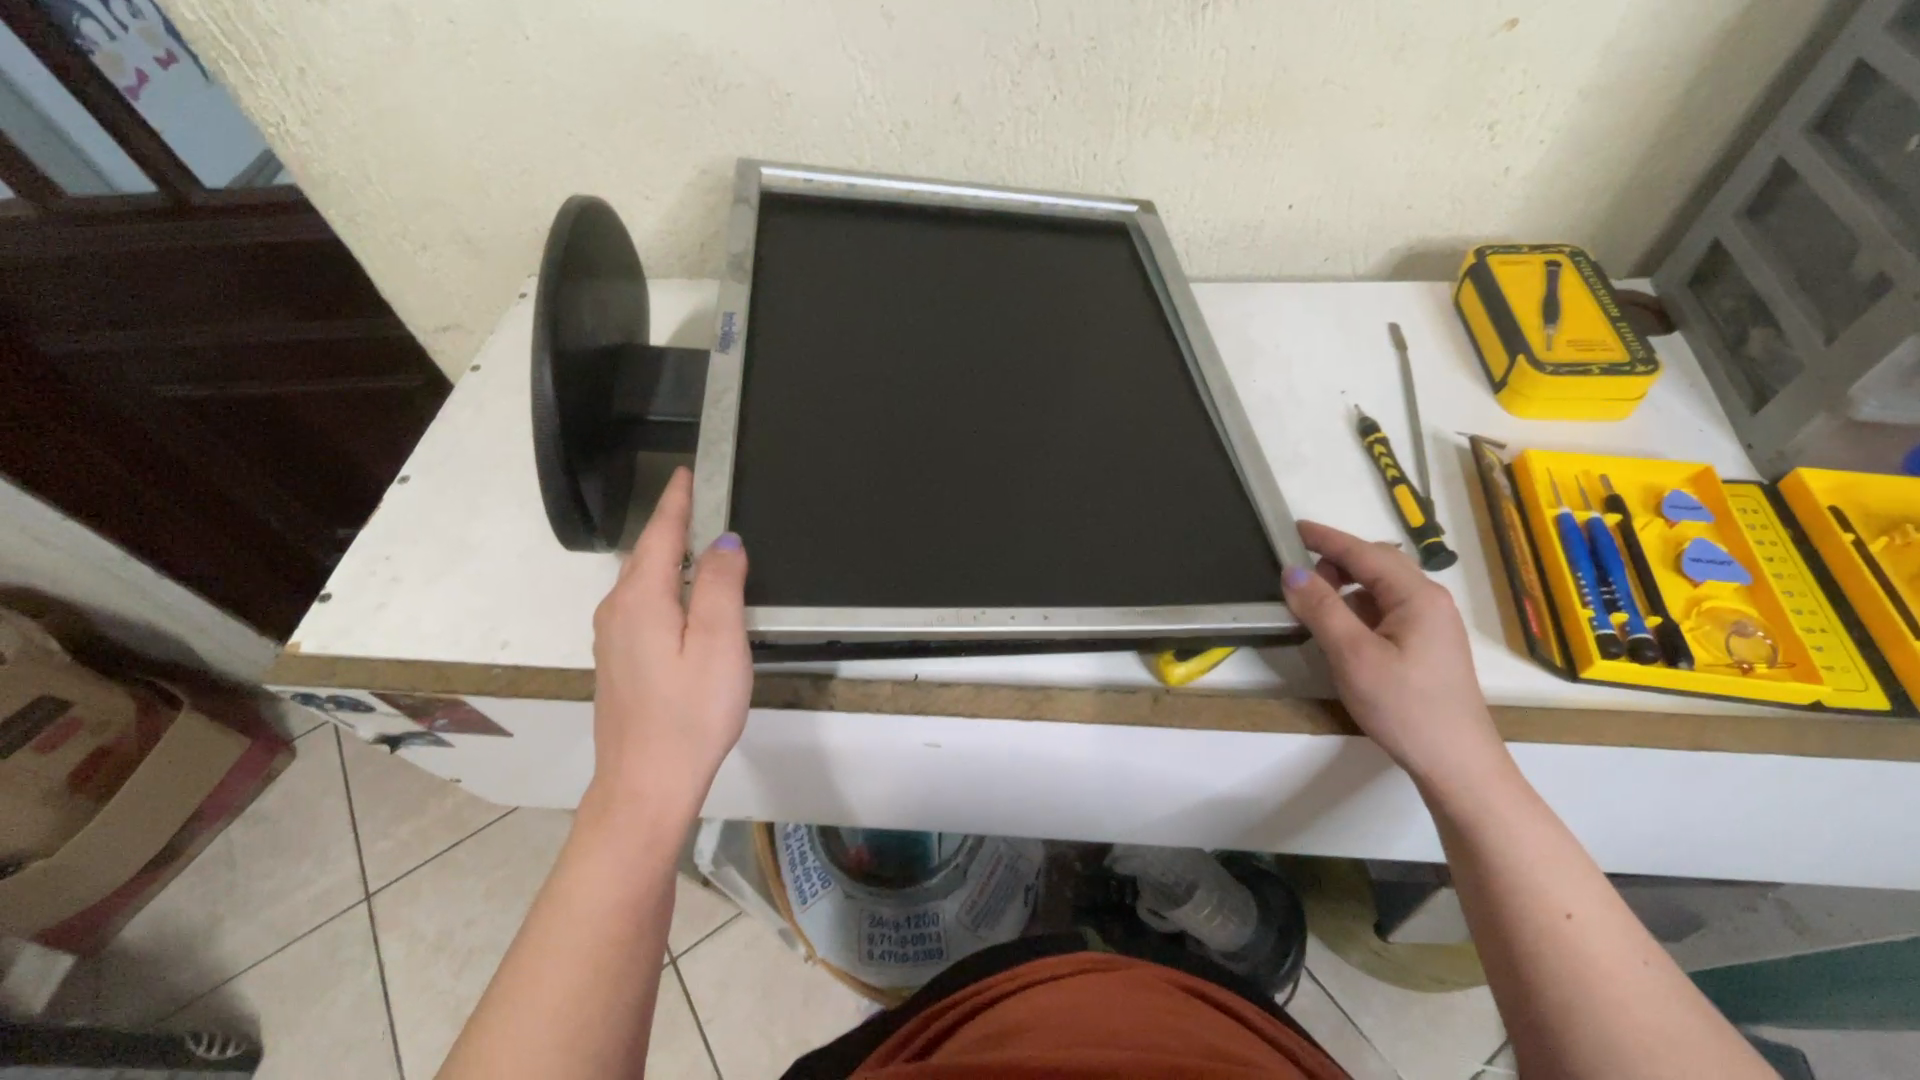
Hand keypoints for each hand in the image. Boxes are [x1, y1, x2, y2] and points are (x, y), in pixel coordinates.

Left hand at [586, 467, 751, 821]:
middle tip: (709, 503)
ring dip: (673, 557)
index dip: (679, 500)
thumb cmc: (691, 714)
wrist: (646, 784)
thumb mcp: (720, 644)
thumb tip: (724, 542)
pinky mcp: (618, 661)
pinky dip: (667, 586)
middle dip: (675, 525)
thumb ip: (722, 585)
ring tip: (707, 546)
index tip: (690, 471)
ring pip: (644, 581)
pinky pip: (643, 605)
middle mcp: (617, 611)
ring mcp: (613, 638)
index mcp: (641, 599)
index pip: (662, 533)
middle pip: (649, 554)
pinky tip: (689, 600)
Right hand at [1280, 521, 1508, 787]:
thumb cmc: (1404, 706)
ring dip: (1345, 589)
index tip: (1293, 528)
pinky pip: (1386, 612)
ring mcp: (1431, 625)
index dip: (1327, 539)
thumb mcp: (1352, 656)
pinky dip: (1358, 611)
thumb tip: (1291, 572)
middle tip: (1298, 579)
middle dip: (1336, 563)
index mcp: (1417, 596)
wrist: (1455, 761)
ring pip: (1381, 590)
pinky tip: (1339, 633)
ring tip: (1313, 609)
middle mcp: (1429, 601)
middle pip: (1377, 565)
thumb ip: (1321, 609)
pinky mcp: (1426, 646)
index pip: (1365, 553)